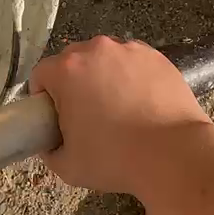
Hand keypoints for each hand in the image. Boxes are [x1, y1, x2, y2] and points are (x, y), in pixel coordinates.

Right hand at [28, 36, 213, 195]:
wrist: (171, 151)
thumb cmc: (114, 158)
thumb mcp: (67, 166)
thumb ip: (50, 149)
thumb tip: (51, 141)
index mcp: (68, 70)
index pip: (42, 73)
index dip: (44, 97)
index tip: (54, 117)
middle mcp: (96, 49)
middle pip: (73, 60)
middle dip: (72, 83)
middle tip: (84, 115)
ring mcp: (128, 49)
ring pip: (104, 58)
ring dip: (102, 75)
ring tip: (117, 108)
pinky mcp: (154, 54)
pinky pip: (132, 61)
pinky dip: (130, 75)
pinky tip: (140, 102)